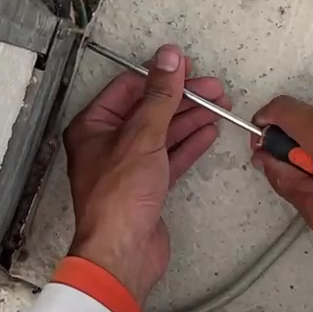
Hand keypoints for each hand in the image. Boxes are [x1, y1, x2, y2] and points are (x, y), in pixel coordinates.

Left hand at [65, 44, 227, 301]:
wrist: (123, 252)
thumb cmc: (118, 199)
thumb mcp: (142, 136)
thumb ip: (159, 96)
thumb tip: (169, 58)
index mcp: (92, 127)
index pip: (128, 88)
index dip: (159, 76)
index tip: (188, 68)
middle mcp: (106, 144)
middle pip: (148, 110)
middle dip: (182, 98)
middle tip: (214, 89)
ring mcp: (127, 166)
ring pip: (162, 133)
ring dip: (190, 118)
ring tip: (220, 105)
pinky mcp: (146, 186)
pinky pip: (169, 157)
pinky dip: (188, 144)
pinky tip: (208, 132)